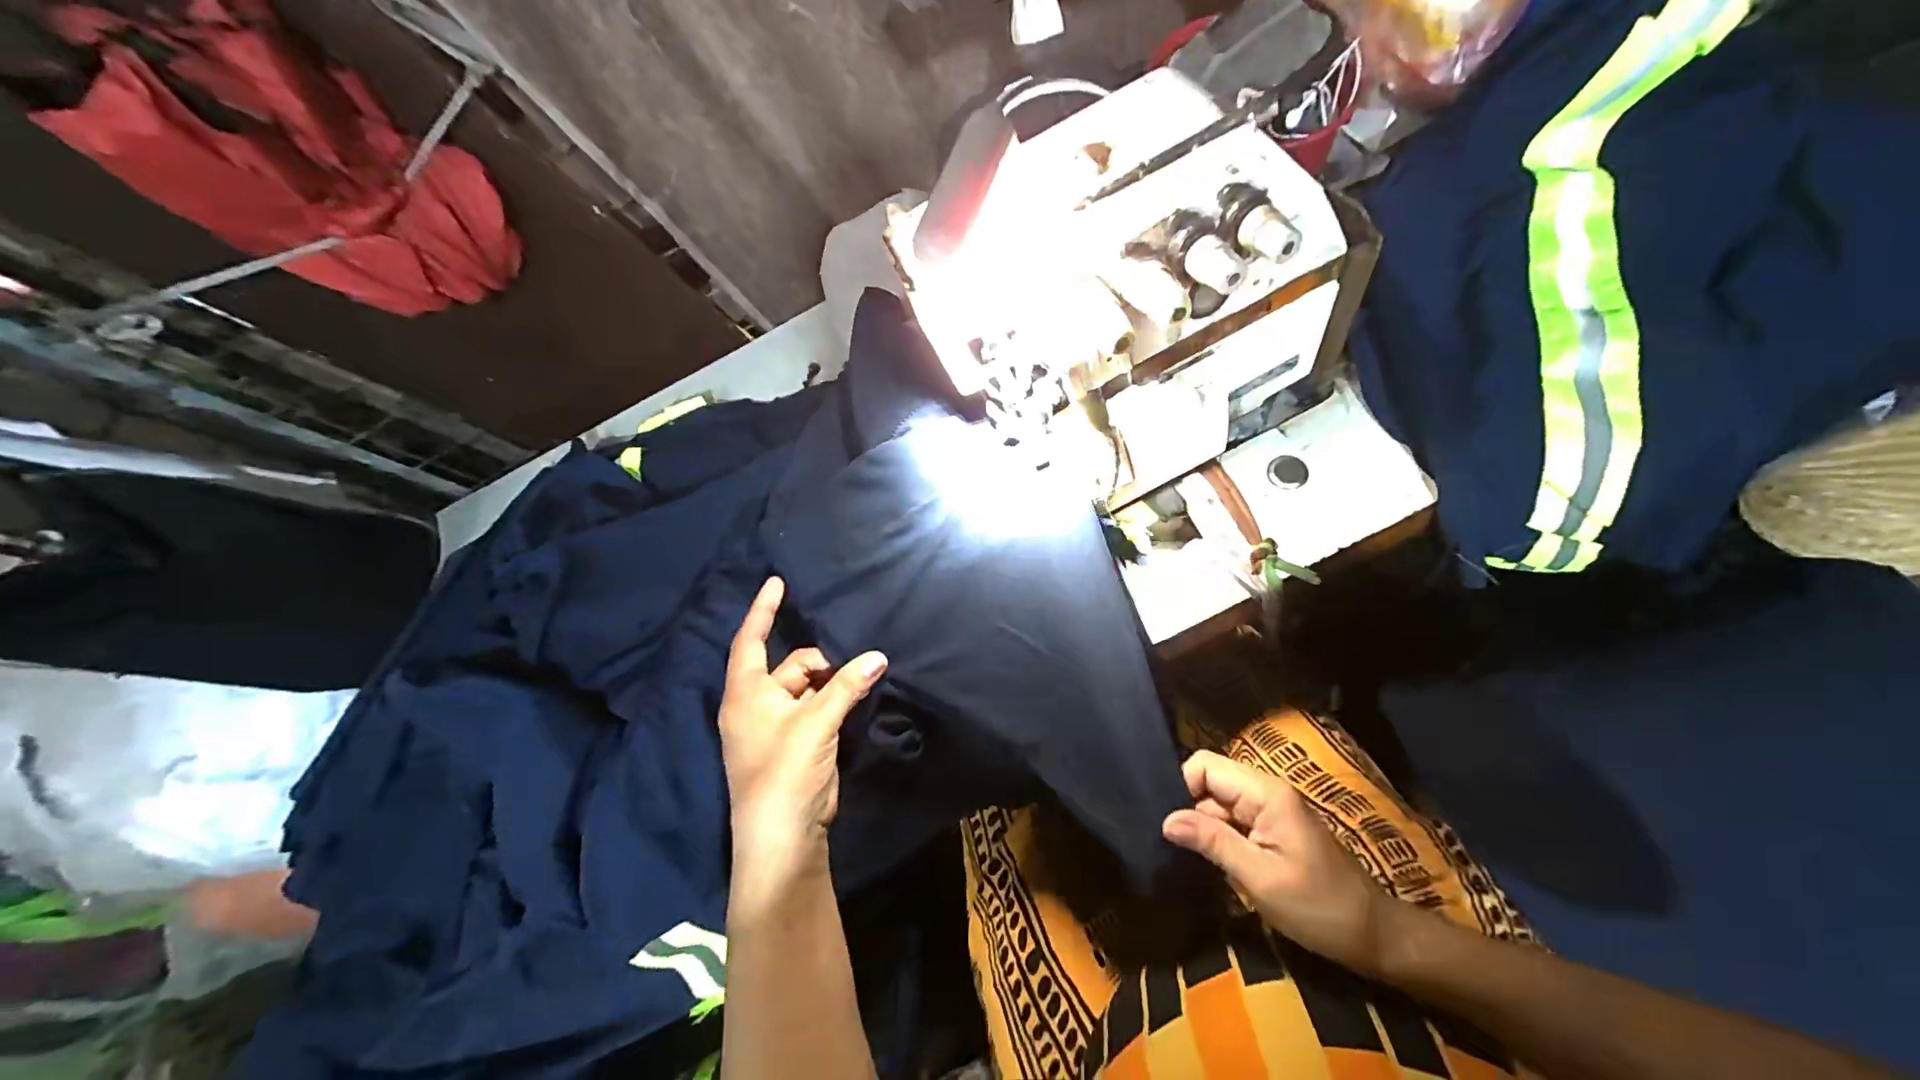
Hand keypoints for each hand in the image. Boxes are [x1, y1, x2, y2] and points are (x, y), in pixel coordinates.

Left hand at [720, 577, 887, 858]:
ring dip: (832, 683)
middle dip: (822, 662)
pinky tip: (856, 697)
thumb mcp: (816, 722)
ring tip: (859, 681)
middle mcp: (756, 705)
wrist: (783, 834)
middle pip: (791, 665)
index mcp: (746, 693)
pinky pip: (816, 708)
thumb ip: (847, 686)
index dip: (763, 609)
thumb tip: (878, 656)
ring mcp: (776, 726)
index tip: (777, 582)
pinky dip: (834, 701)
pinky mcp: (796, 743)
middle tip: (850, 670)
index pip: (751, 639)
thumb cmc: (785, 770)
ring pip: (808, 687)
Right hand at [1162, 750, 1399, 975]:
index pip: (1205, 765)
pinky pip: (1231, 820)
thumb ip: (1213, 843)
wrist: (1376, 937)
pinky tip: (1211, 862)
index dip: (1182, 788)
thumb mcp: (1261, 879)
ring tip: (1189, 858)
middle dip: (1188, 809)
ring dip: (1201, 827)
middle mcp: (1265, 791)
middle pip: (1209, 781)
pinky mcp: (1271, 829)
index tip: (1173, 826)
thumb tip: (1166, 820)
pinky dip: (1217, 838)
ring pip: (1217, 802)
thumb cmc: (1320, 907)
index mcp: (1266, 793)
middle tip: (1177, 847)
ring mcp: (1269, 810)